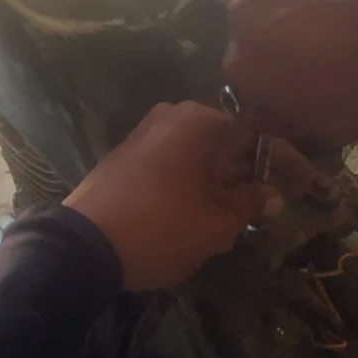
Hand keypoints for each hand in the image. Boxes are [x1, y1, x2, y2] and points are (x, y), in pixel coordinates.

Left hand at [63, 101, 267, 290]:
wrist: (85, 244)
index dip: (265, 164)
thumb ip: (248, 204)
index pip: (249, 133)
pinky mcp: (125, 149)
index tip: (272, 194)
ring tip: (210, 217)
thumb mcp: (216, 225)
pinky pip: (167, 158)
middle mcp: (171, 112)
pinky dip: (180, 179)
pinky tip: (178, 212)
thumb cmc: (160, 227)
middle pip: (219, 141)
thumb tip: (270, 193)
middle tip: (240, 212)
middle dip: (233, 173)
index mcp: (198, 119)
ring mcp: (144, 128)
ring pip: (192, 151)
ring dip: (206, 178)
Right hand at [225, 0, 357, 145]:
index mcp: (244, 72)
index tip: (311, 78)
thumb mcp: (341, 129)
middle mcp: (239, 18)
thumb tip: (274, 118)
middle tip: (329, 40)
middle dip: (282, 36)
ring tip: (341, 3)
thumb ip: (292, 124)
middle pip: (253, 29)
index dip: (280, 79)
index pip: (248, 79)